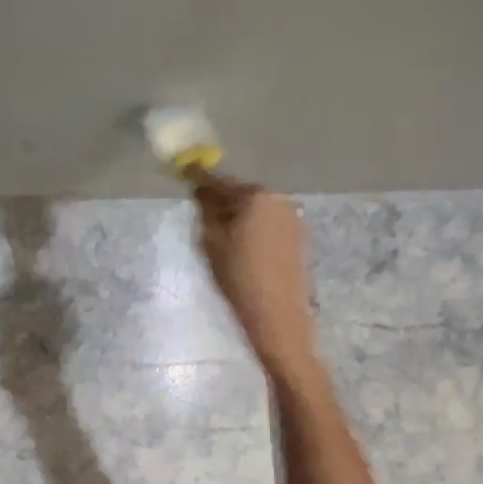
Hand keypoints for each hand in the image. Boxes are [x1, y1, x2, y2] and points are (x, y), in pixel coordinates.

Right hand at [192, 172, 318, 376]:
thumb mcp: (211, 242)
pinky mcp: (297, 234)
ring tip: (219, 231)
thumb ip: (206, 209)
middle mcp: (278, 198)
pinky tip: (241, 243)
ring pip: (255, 207)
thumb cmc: (238, 276)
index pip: (220, 181)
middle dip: (221, 197)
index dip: (199, 178)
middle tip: (200, 207)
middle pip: (240, 192)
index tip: (185, 169)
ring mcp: (291, 215)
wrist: (277, 314)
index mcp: (255, 195)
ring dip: (237, 212)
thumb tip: (202, 190)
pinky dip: (252, 225)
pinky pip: (267, 221)